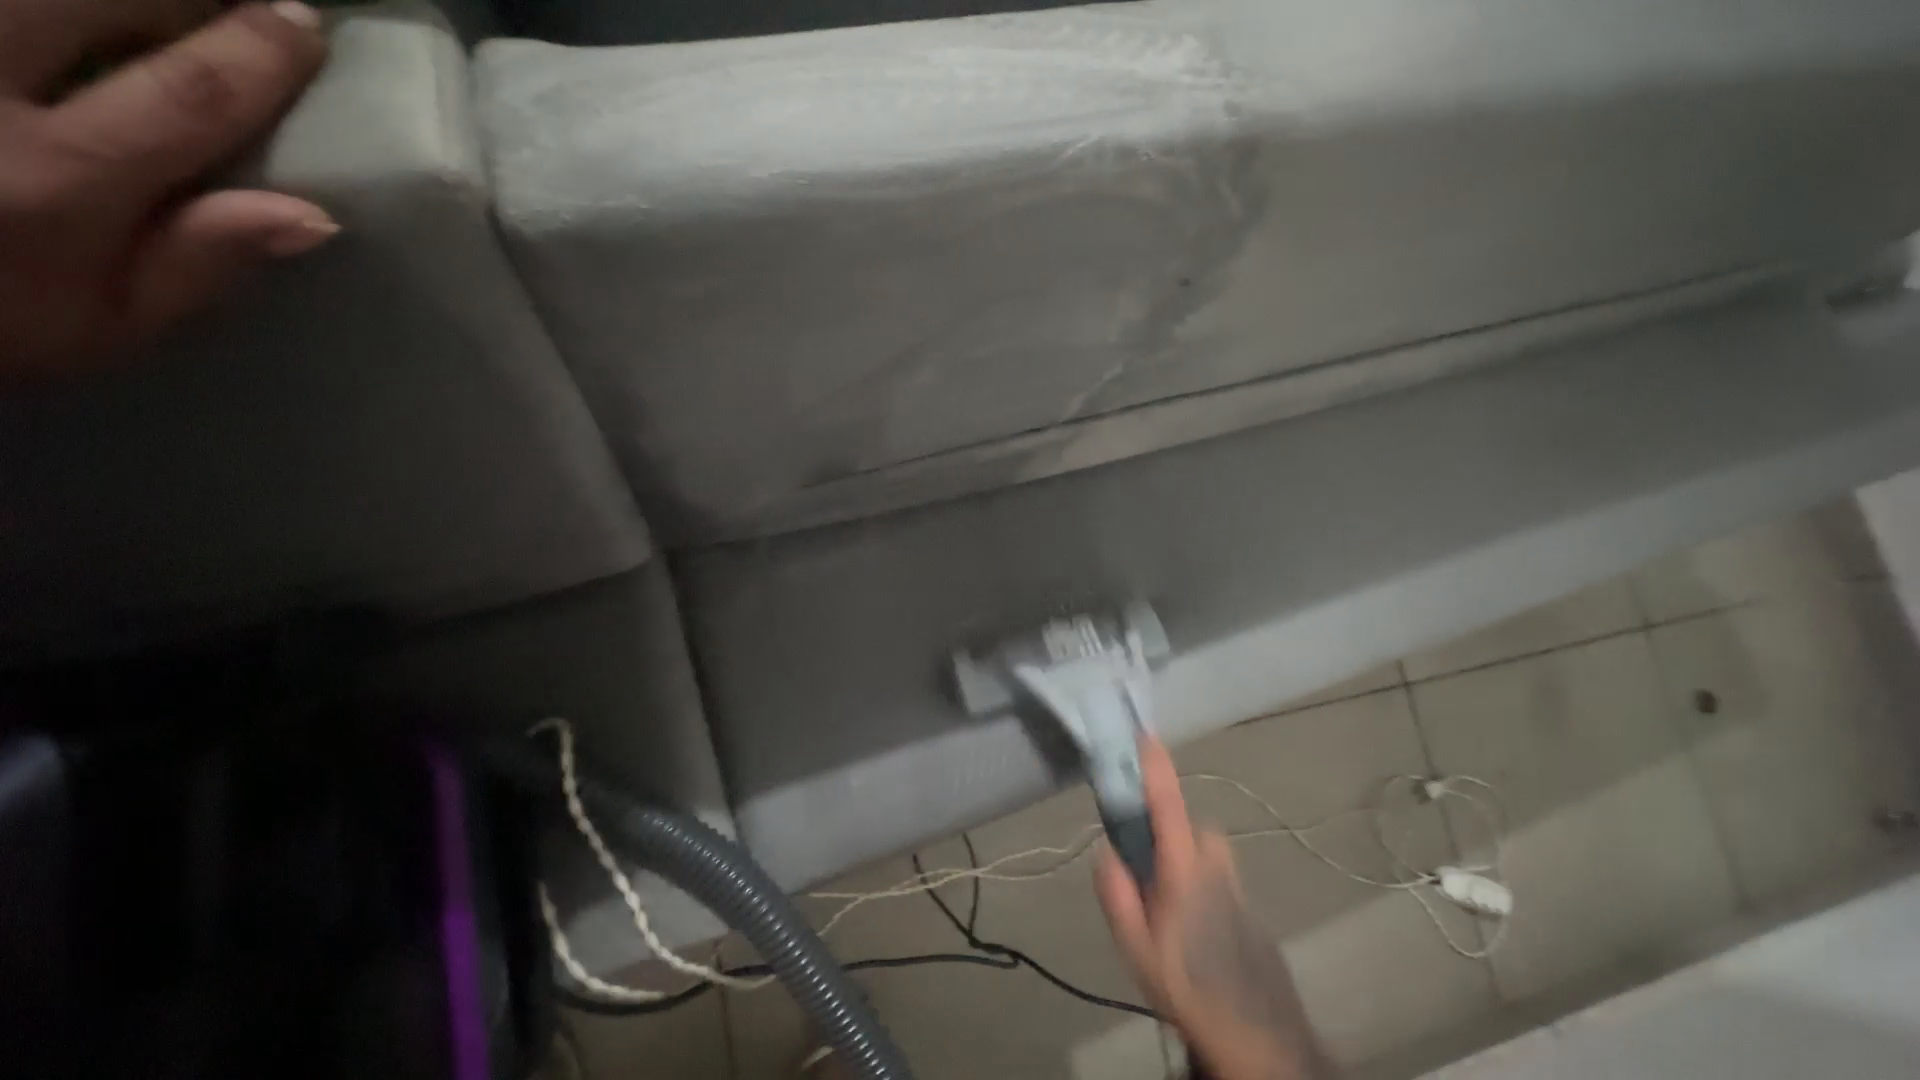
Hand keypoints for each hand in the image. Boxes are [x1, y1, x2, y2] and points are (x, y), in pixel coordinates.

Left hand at [0, 0, 330, 384]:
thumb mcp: (107, 328)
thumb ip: (199, 265)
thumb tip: (312, 214)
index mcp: (52, 184)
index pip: (188, 94)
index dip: (256, 53)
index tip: (298, 22)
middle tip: (216, 2)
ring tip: (143, 10)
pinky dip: (31, 12)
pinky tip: (59, 24)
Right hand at [1095, 737, 1330, 1079]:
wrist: (1256, 1031)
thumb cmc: (1187, 985)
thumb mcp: (1135, 947)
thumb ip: (1117, 894)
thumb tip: (1107, 852)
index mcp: (1184, 869)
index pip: (1168, 806)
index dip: (1157, 768)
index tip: (1146, 735)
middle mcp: (1215, 867)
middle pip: (1191, 828)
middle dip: (1168, 831)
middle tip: (1144, 863)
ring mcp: (1237, 886)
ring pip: (1207, 853)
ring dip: (1186, 857)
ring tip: (1165, 901)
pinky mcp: (1248, 907)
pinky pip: (1218, 876)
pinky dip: (1200, 882)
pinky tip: (1192, 928)